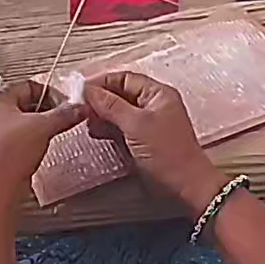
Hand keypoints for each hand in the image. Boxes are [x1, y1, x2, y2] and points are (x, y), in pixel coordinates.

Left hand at [0, 81, 85, 206]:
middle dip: (48, 110)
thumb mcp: (43, 126)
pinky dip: (33, 140)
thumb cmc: (7, 151)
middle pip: (25, 104)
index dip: (51, 92)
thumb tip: (78, 108)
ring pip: (23, 123)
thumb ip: (64, 114)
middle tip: (65, 116)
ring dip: (41, 126)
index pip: (28, 85)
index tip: (67, 102)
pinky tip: (43, 146)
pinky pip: (19, 139)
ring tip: (56, 131)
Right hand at [81, 72, 225, 212]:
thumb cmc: (168, 153)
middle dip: (99, 100)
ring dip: (101, 115)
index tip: (81, 90)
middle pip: (119, 94)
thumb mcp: (136, 124)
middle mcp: (152, 105)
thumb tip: (89, 90)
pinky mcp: (141, 139)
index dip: (101, 82)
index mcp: (157, 94)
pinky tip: (96, 133)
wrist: (183, 185)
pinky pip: (119, 127)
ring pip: (117, 111)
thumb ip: (111, 105)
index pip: (124, 78)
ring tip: (88, 123)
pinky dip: (106, 128)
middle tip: (81, 109)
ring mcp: (146, 123)